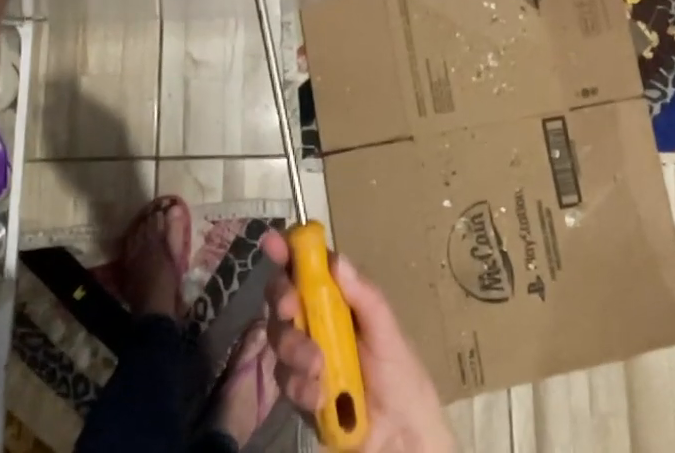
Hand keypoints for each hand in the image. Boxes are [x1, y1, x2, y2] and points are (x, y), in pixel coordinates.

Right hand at [262, 231, 454, 452]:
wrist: (400, 438)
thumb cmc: (401, 376)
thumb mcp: (388, 332)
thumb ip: (365, 297)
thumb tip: (336, 259)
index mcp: (337, 301)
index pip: (306, 268)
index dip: (286, 251)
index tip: (272, 242)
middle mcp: (315, 322)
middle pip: (281, 298)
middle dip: (282, 299)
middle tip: (292, 308)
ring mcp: (303, 355)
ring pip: (278, 338)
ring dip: (293, 349)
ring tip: (318, 367)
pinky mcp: (297, 389)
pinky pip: (284, 379)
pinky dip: (300, 386)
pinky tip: (320, 396)